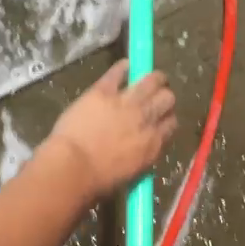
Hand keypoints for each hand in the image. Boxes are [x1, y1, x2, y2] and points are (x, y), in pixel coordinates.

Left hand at [44, 61, 176, 197]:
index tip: (161, 116)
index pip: (171, 123)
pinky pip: (118, 72)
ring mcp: (126, 102)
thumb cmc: (98, 180)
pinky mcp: (103, 91)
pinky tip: (125, 65)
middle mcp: (145, 119)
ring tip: (150, 75)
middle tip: (157, 93)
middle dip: (164, 95)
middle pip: (167, 98)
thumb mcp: (131, 174)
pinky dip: (123, 67)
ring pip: (150, 80)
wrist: (73, 167)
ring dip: (152, 76)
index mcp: (153, 143)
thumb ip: (141, 155)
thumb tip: (142, 147)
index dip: (167, 117)